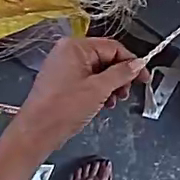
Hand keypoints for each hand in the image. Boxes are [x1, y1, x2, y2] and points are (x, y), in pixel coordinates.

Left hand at [12, 38, 148, 152]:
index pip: (113, 47)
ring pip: (97, 70)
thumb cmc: (61, 109)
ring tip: (113, 100)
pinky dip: (98, 90)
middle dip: (119, 76)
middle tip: (126, 91)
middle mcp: (67, 52)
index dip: (131, 62)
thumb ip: (122, 73)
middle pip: (105, 58)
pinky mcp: (61, 81)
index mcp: (75, 47)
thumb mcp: (100, 89)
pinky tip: (102, 103)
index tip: (142, 75)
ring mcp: (63, 66)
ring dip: (110, 85)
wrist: (37, 132)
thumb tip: (137, 64)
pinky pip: (87, 79)